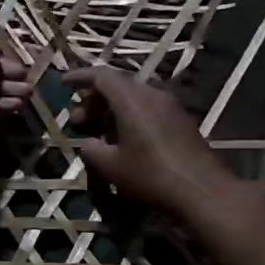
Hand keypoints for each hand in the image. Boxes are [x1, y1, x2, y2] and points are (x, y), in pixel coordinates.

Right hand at [62, 66, 240, 221]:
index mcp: (131, 99)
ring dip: (113, 108)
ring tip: (99, 131)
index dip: (80, 78)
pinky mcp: (181, 120)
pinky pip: (149, 108)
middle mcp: (152, 94)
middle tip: (78, 120)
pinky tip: (125, 139)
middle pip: (118, 85)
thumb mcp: (111, 166)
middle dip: (94, 99)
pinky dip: (131, 115)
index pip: (101, 76)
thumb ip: (92, 150)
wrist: (201, 189)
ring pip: (135, 97)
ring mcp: (170, 105)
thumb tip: (88, 144)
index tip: (63, 84)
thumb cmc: (150, 175)